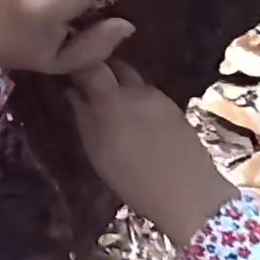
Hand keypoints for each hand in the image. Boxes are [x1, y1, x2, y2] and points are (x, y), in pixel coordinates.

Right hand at [68, 60, 235, 243]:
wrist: (188, 192)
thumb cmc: (133, 179)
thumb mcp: (97, 152)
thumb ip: (83, 117)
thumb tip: (73, 93)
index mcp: (112, 98)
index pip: (92, 67)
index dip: (80, 68)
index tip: (71, 77)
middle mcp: (136, 89)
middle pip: (116, 67)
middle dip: (103, 73)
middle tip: (91, 90)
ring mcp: (158, 96)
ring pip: (134, 81)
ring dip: (122, 87)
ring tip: (115, 109)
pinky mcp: (174, 106)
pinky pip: (149, 94)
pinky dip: (138, 99)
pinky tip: (138, 121)